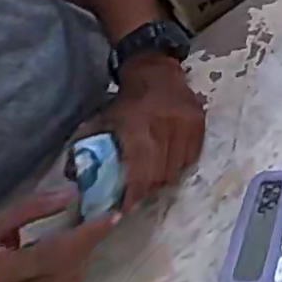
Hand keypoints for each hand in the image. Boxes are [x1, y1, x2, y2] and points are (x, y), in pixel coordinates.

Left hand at [102, 54, 205, 209]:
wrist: (155, 73)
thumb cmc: (125, 102)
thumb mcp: (101, 124)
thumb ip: (91, 155)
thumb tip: (81, 190)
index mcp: (138, 127)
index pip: (139, 170)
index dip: (131, 194)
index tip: (122, 208)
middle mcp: (166, 125)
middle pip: (159, 174)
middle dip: (145, 189)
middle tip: (136, 194)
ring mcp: (186, 123)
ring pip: (176, 168)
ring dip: (163, 177)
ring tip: (152, 177)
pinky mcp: (199, 121)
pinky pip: (192, 156)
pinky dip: (180, 163)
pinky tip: (169, 161)